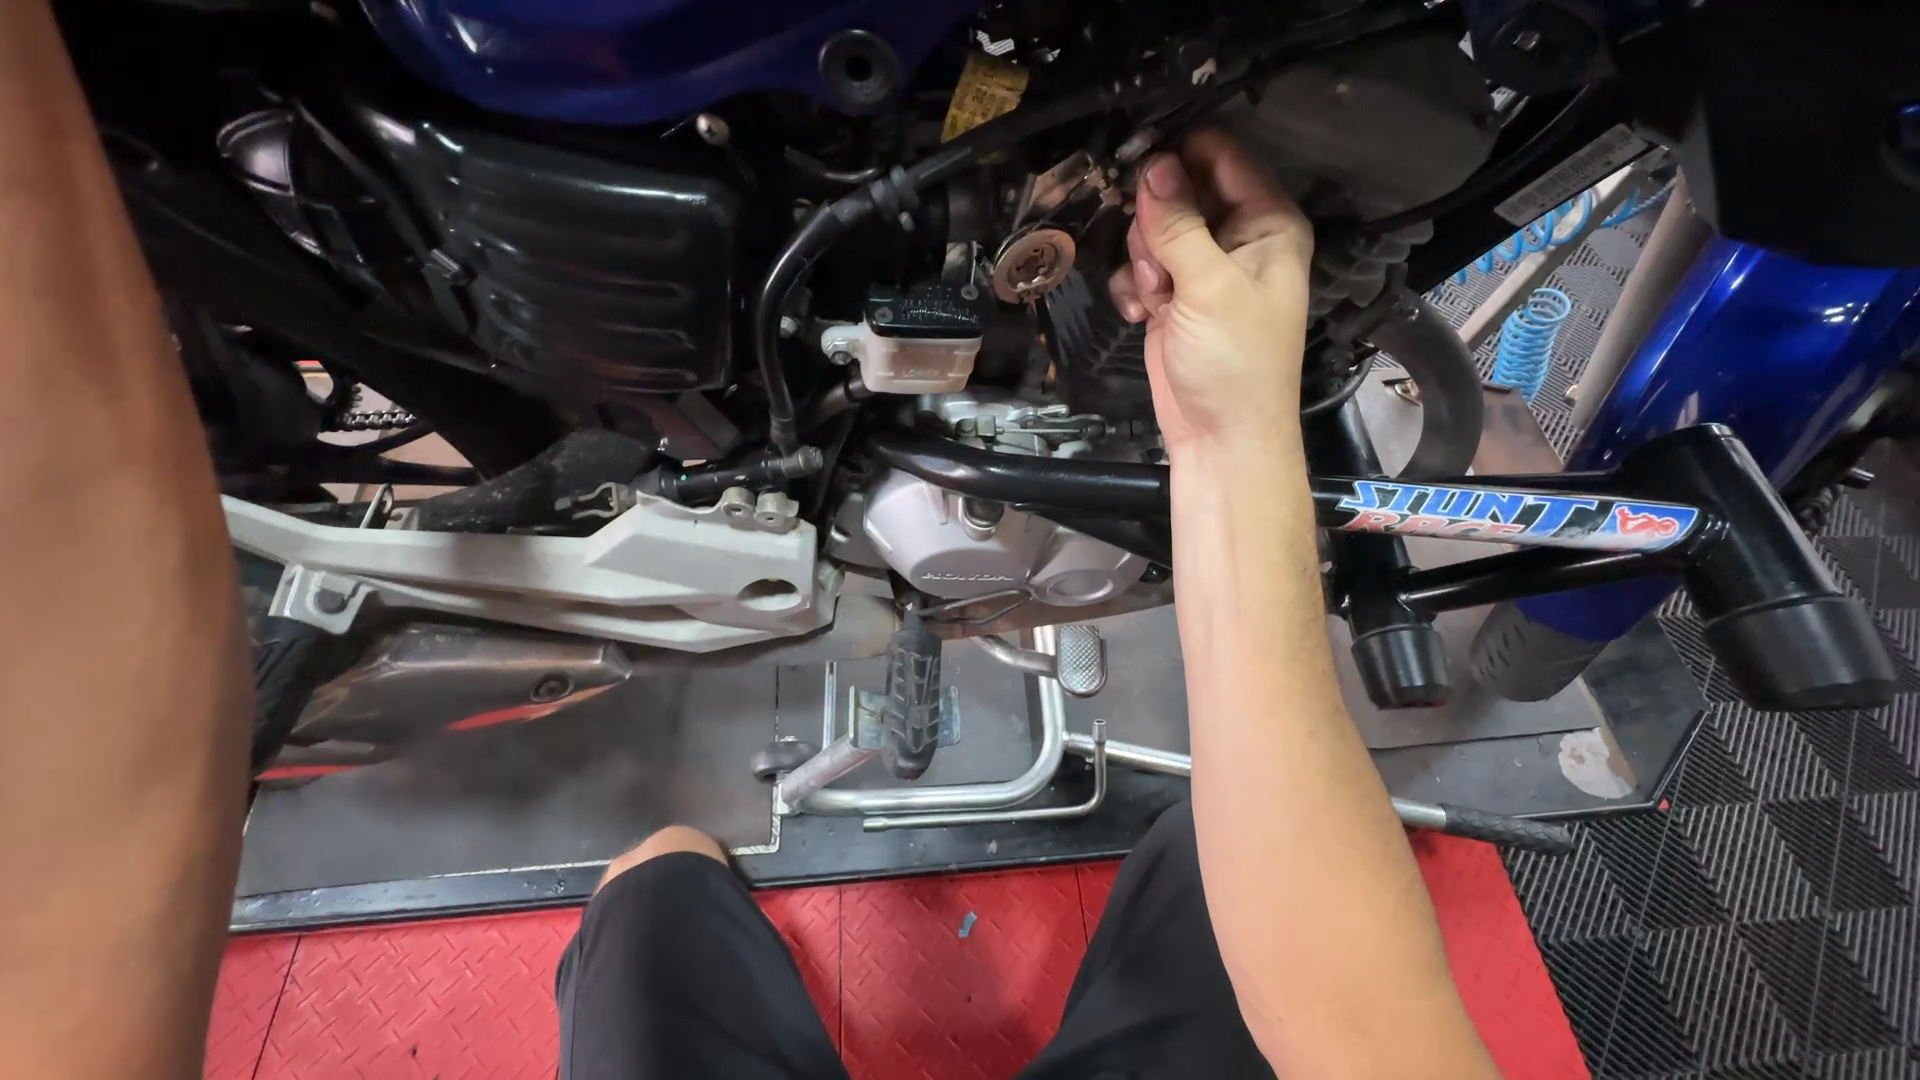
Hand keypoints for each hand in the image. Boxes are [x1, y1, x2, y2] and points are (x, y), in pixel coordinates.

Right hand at [1107, 131, 1314, 453]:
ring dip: (1143, 261)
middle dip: (1156, 223)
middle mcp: (1237, 240)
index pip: (1224, 159)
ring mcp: (1201, 271)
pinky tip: (1143, 315)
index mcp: (1267, 223)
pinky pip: (1140, 270)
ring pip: (1153, 233)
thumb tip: (1153, 166)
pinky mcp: (1172, 301)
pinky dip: (1135, 289)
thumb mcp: (1210, 286)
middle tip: (1157, 260)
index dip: (1181, 155)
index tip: (1138, 161)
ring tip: (1156, 296)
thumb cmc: (1234, 361)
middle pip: (1179, 194)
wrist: (1218, 436)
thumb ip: (1180, 225)